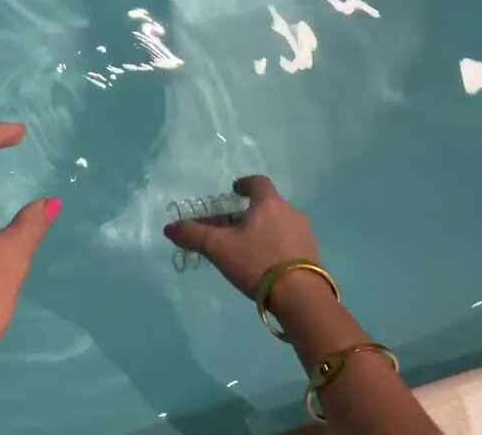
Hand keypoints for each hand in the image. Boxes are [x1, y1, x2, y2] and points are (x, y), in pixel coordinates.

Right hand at [162, 175, 318, 305]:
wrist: (302, 298)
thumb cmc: (258, 262)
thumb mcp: (219, 248)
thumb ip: (193, 235)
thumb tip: (169, 228)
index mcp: (269, 203)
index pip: (257, 182)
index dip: (244, 184)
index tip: (234, 191)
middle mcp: (290, 212)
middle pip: (266, 205)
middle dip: (248, 212)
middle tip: (231, 225)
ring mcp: (304, 234)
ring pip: (278, 224)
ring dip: (262, 229)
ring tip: (246, 246)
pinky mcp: (312, 256)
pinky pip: (289, 242)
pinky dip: (275, 245)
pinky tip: (264, 263)